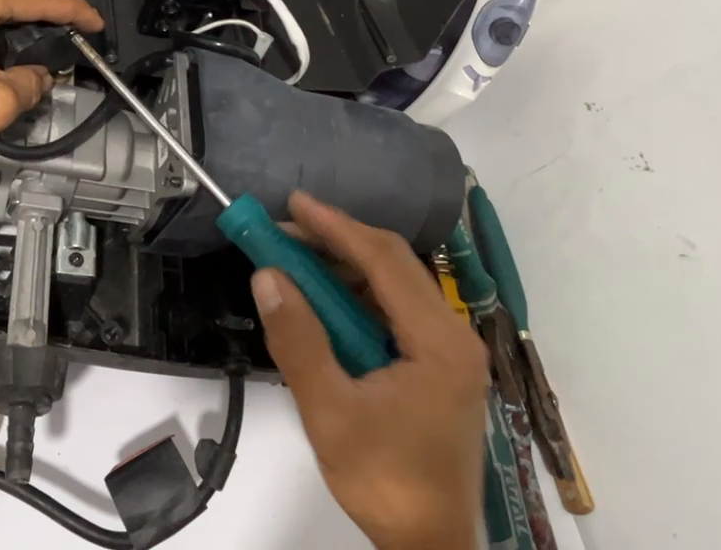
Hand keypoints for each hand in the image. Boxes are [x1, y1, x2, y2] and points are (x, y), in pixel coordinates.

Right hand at [254, 192, 489, 549]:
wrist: (429, 544)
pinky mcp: (438, 367)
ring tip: (295, 257)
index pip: (384, 261)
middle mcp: (454, 335)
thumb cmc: (384, 480)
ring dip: (344, 268)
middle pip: (392, 265)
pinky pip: (395, 312)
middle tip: (284, 227)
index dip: (335, 227)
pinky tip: (323, 299)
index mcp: (439, 341)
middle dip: (336, 240)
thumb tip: (267, 278)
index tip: (293, 204)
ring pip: (394, 286)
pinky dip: (356, 297)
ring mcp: (449, 352)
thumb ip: (298, 341)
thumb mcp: (330, 412)